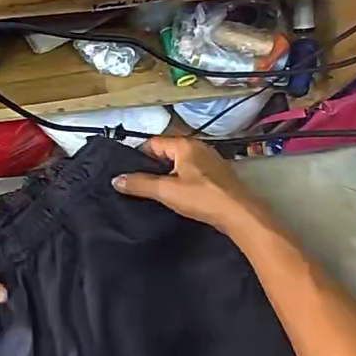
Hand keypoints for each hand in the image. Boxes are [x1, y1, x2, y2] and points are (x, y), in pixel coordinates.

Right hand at [112, 136, 270, 234]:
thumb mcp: (166, 191)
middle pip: (167, 152)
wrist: (239, 213)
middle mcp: (199, 147)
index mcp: (186, 145)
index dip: (138, 156)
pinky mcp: (218, 175)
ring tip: (155, 192)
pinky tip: (178, 195)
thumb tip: (116, 179)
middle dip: (153, 166)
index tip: (127, 172)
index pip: (153, 143)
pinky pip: (193, 173)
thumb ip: (140, 184)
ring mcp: (211, 160)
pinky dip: (182, 180)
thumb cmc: (203, 198)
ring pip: (180, 163)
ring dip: (168, 175)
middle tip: (138, 184)